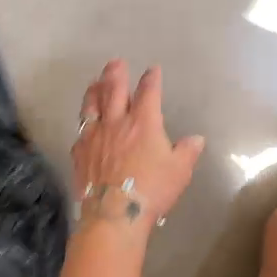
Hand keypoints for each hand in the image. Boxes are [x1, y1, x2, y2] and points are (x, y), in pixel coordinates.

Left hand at [73, 61, 204, 234]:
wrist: (113, 213)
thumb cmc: (151, 189)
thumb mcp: (179, 171)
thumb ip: (187, 152)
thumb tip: (196, 139)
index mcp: (144, 122)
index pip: (149, 92)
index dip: (151, 79)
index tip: (153, 70)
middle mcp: (117, 122)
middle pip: (114, 90)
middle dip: (116, 74)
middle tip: (116, 63)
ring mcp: (94, 136)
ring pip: (92, 106)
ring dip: (94, 91)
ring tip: (94, 82)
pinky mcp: (79, 153)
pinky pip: (81, 132)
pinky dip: (84, 123)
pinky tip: (84, 124)